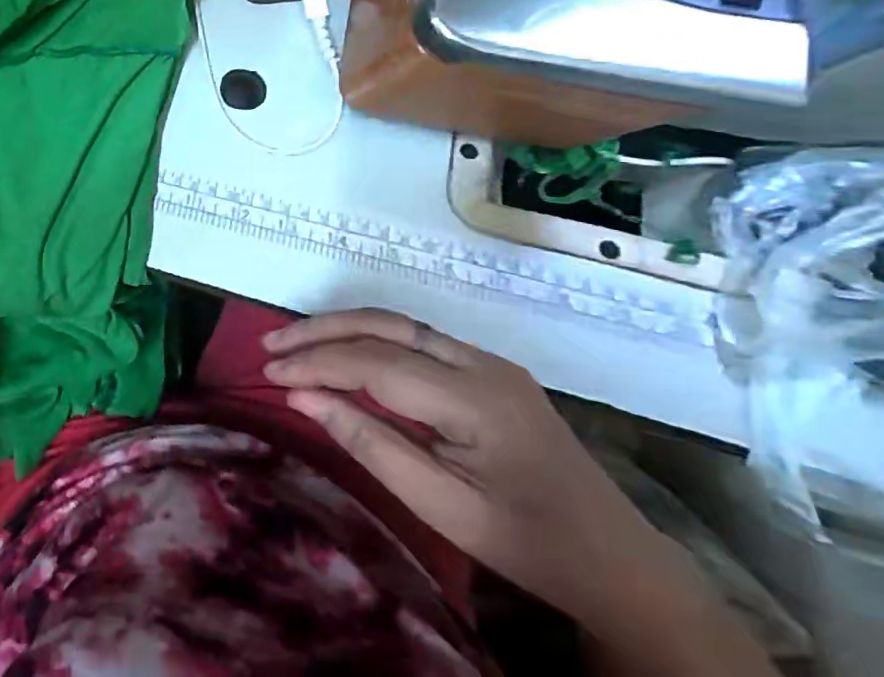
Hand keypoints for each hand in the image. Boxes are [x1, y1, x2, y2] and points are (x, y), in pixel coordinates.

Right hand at [262, 309, 680, 624]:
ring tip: (293, 344)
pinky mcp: (486, 369)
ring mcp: (488, 362)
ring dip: (341, 329)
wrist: (614, 559)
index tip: (269, 373)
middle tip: (270, 345)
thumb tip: (300, 397)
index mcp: (476, 402)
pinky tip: (341, 354)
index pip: (375, 364)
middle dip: (321, 331)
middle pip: (386, 325)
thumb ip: (365, 441)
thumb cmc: (522, 541)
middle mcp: (482, 365)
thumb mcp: (437, 504)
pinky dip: (368, 340)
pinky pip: (416, 339)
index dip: (316, 364)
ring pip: (399, 324)